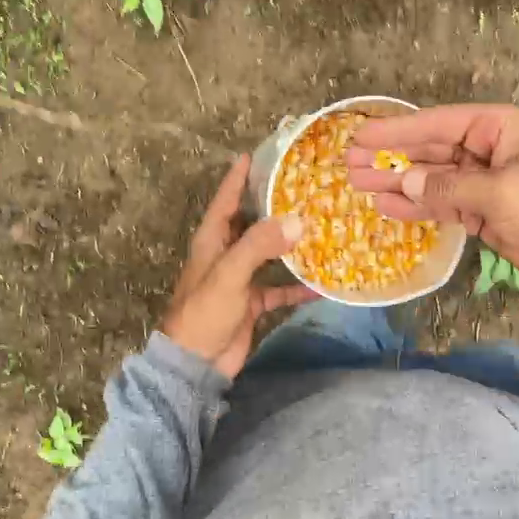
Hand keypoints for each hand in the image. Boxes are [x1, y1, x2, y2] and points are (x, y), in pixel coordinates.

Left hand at [161, 155, 317, 377]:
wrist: (196, 363)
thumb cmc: (205, 313)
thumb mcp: (230, 274)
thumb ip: (260, 245)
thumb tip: (297, 221)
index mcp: (211, 242)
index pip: (225, 201)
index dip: (237, 178)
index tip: (254, 155)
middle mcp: (225, 256)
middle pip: (249, 223)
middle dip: (271, 207)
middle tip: (301, 188)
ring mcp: (239, 281)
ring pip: (268, 255)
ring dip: (289, 245)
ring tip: (319, 227)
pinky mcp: (251, 305)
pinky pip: (279, 289)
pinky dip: (297, 286)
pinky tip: (322, 284)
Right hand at [344, 104, 518, 282]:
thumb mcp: (500, 192)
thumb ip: (449, 187)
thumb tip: (405, 181)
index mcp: (498, 129)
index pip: (437, 124)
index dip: (397, 130)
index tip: (360, 136)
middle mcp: (486, 150)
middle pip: (429, 151)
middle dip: (390, 158)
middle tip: (349, 165)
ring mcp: (483, 182)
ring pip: (431, 179)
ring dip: (396, 183)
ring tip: (358, 185)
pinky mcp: (481, 211)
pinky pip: (441, 205)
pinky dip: (416, 207)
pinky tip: (386, 206)